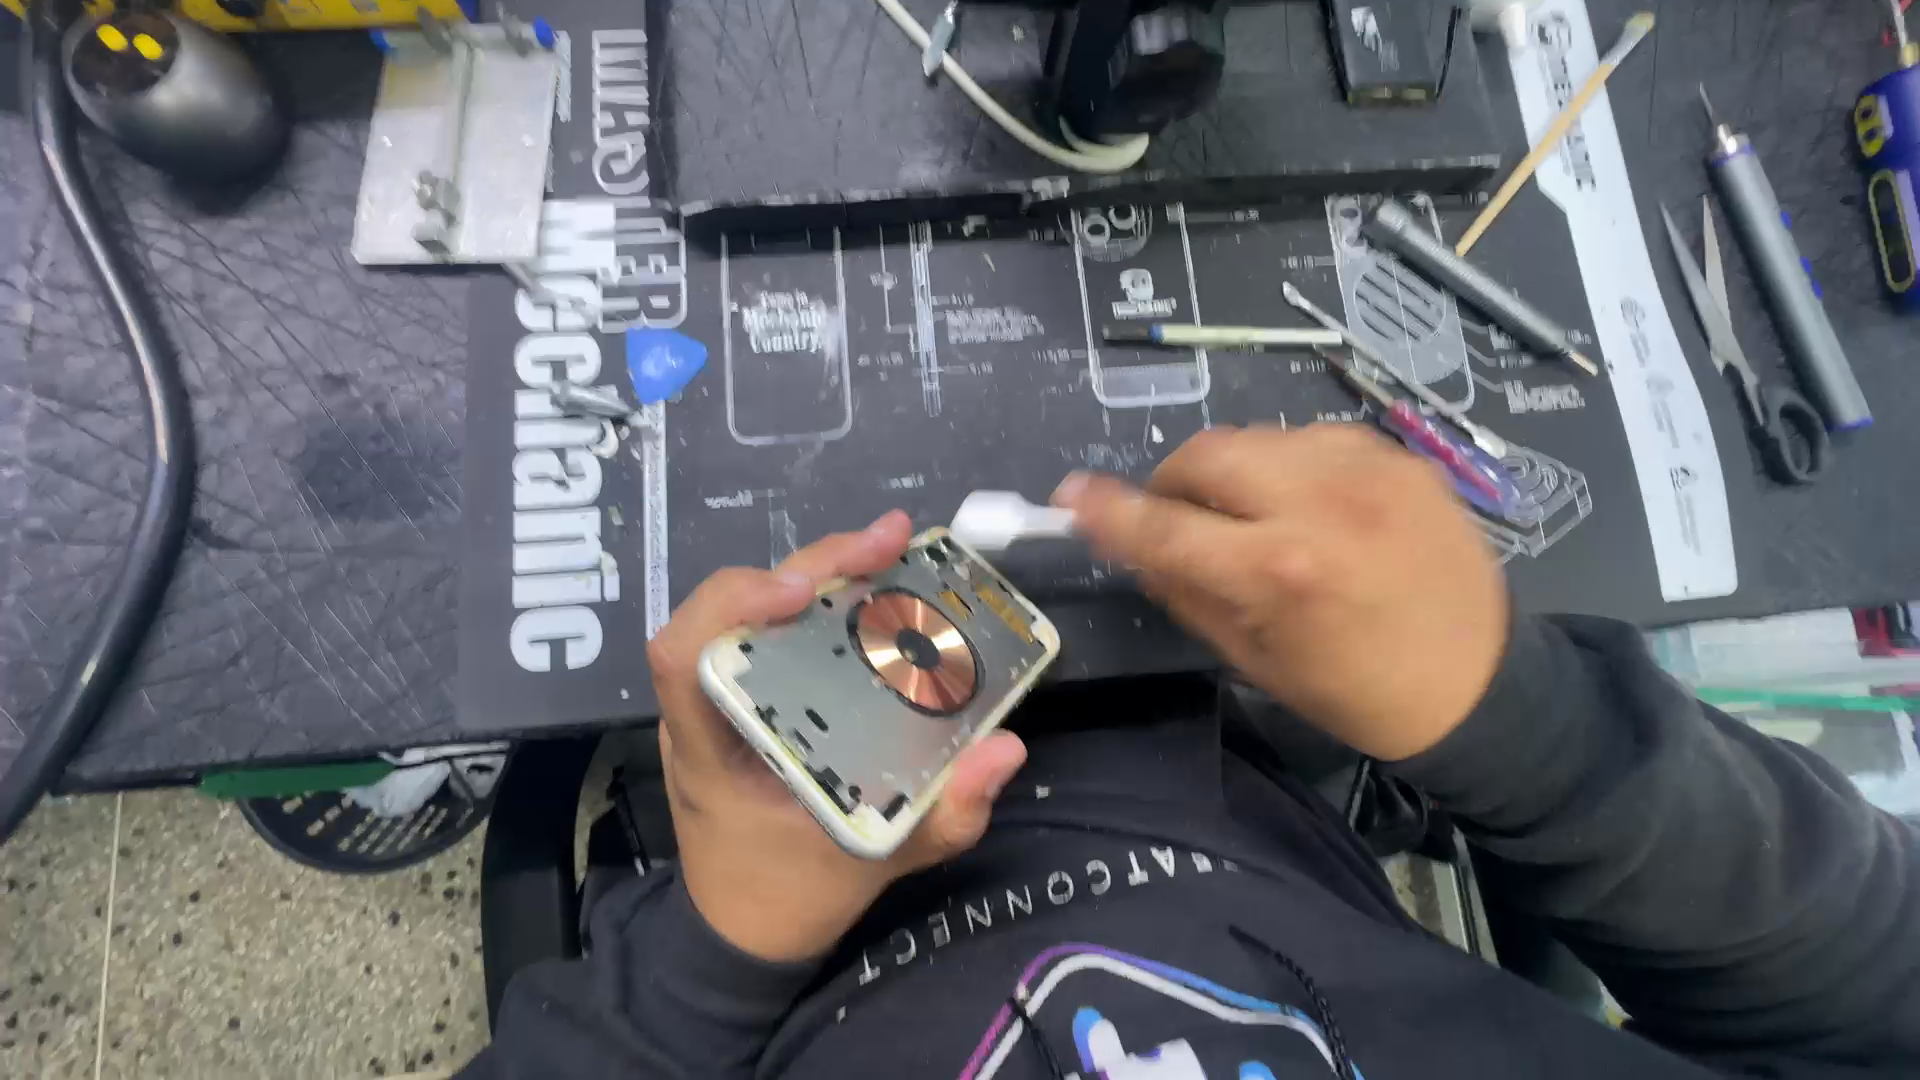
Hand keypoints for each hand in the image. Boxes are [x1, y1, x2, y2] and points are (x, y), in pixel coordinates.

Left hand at [645, 510, 1028, 962]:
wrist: (748, 924)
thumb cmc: (795, 893)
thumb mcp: (877, 862)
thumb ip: (946, 818)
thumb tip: (1007, 750)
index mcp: (711, 749)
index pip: (681, 656)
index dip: (733, 605)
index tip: (805, 591)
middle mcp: (709, 709)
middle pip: (732, 608)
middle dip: (811, 564)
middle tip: (888, 540)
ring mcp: (728, 697)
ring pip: (757, 608)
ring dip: (820, 570)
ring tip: (888, 548)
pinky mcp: (753, 693)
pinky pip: (778, 630)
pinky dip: (824, 600)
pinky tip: (873, 585)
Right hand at [1052, 424, 1507, 761]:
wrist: (1481, 685)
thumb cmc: (1352, 690)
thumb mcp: (1249, 658)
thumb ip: (1183, 589)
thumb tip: (1135, 542)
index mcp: (1279, 570)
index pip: (1164, 527)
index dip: (1108, 510)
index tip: (1071, 496)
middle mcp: (1320, 503)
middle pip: (1204, 455)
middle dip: (1171, 482)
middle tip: (1174, 514)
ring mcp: (1366, 469)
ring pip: (1252, 439)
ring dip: (1228, 473)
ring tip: (1248, 514)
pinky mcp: (1398, 456)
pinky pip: (1305, 440)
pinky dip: (1281, 467)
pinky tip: (1301, 505)